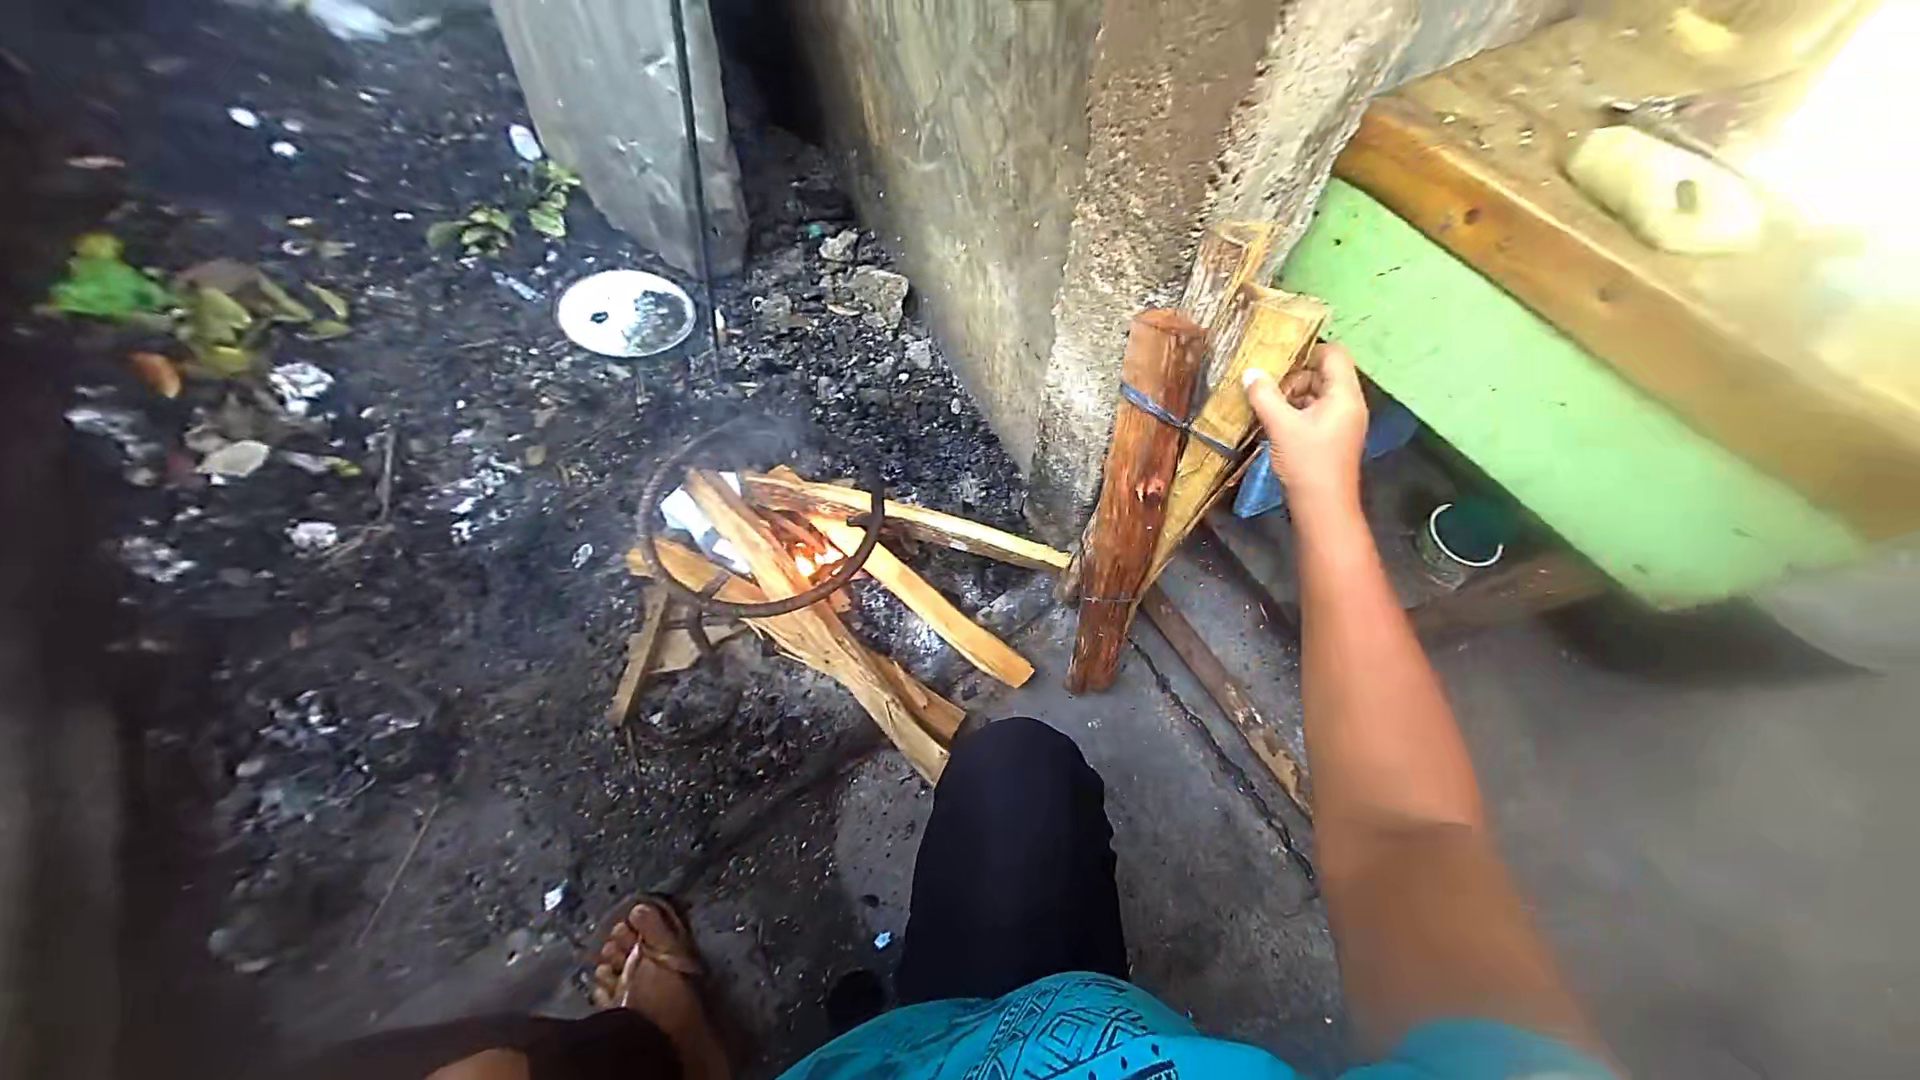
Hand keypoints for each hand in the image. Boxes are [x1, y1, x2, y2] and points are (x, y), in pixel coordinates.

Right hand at [1242, 343, 1367, 511]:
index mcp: (1344, 394)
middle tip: (1269, 394)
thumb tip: (1250, 372)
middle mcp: (1348, 403)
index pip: (1333, 354)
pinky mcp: (1332, 436)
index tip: (1278, 363)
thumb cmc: (1306, 461)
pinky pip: (1315, 412)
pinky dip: (1296, 412)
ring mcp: (1342, 421)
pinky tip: (1275, 425)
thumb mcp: (1281, 426)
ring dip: (1291, 397)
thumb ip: (1264, 396)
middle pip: (1323, 374)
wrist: (1322, 504)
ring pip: (1317, 394)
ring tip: (1268, 410)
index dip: (1307, 352)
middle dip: (1294, 378)